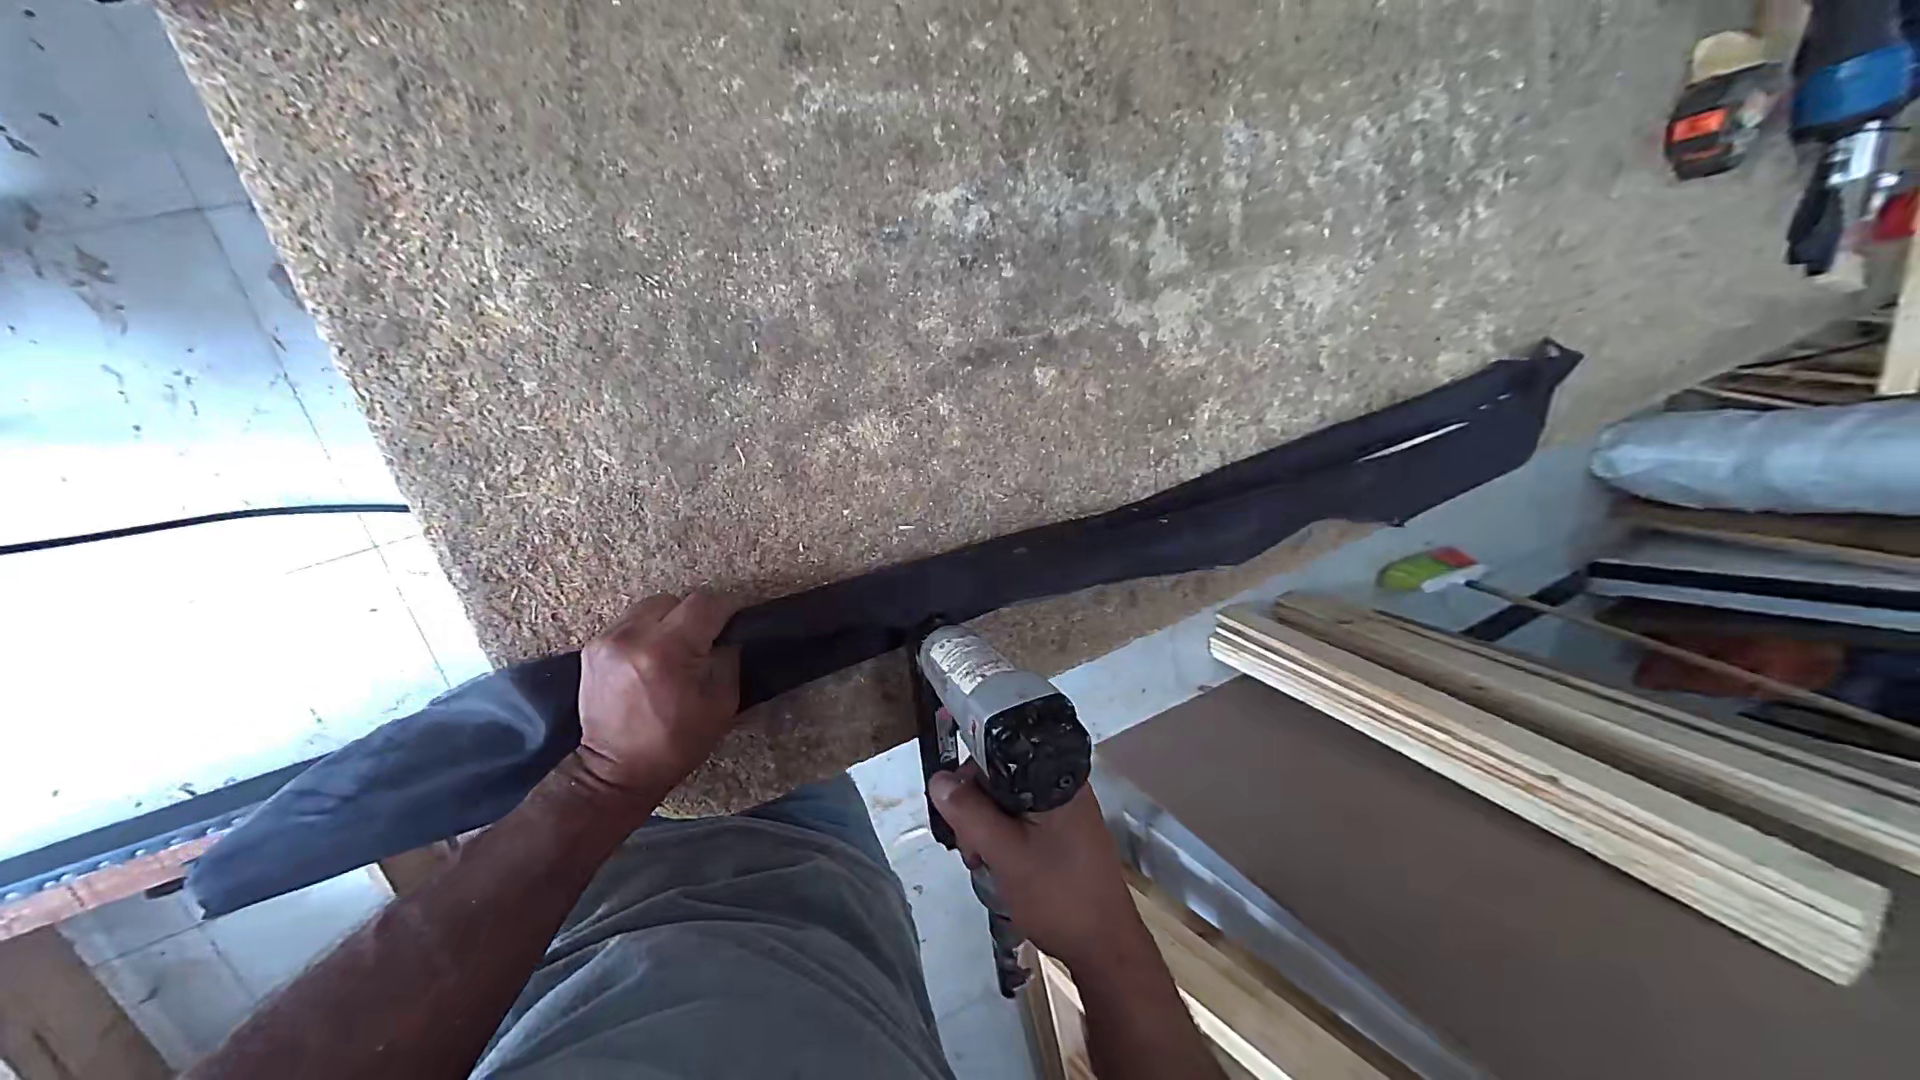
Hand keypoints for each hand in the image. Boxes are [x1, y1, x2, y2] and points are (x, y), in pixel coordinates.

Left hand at [573, 591, 741, 800]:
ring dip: (670, 621)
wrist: (616, 771)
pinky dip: (647, 632)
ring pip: (651, 607)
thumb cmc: (674, 743)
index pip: (705, 604)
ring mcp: (608, 641)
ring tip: (677, 649)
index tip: (735, 621)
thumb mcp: (722, 702)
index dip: (727, 609)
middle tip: (705, 641)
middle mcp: (632, 638)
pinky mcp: (593, 648)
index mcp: (667, 651)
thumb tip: (729, 635)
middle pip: (676, 600)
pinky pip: (630, 623)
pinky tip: (653, 657)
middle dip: (696, 616)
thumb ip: (728, 658)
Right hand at [928, 762, 1145, 971]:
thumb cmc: (1058, 896)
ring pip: (1009, 804)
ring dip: (988, 831)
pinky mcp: (1065, 835)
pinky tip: (1002, 868)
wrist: (1105, 950)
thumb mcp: (1005, 853)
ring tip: (986, 864)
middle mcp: (1063, 787)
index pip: (999, 755)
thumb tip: (939, 780)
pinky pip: (1023, 823)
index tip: (957, 814)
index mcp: (1055, 779)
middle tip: (973, 851)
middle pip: (1002, 780)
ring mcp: (1066, 813)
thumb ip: (970, 813)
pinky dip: (1006, 841)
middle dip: (977, 811)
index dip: (970, 779)